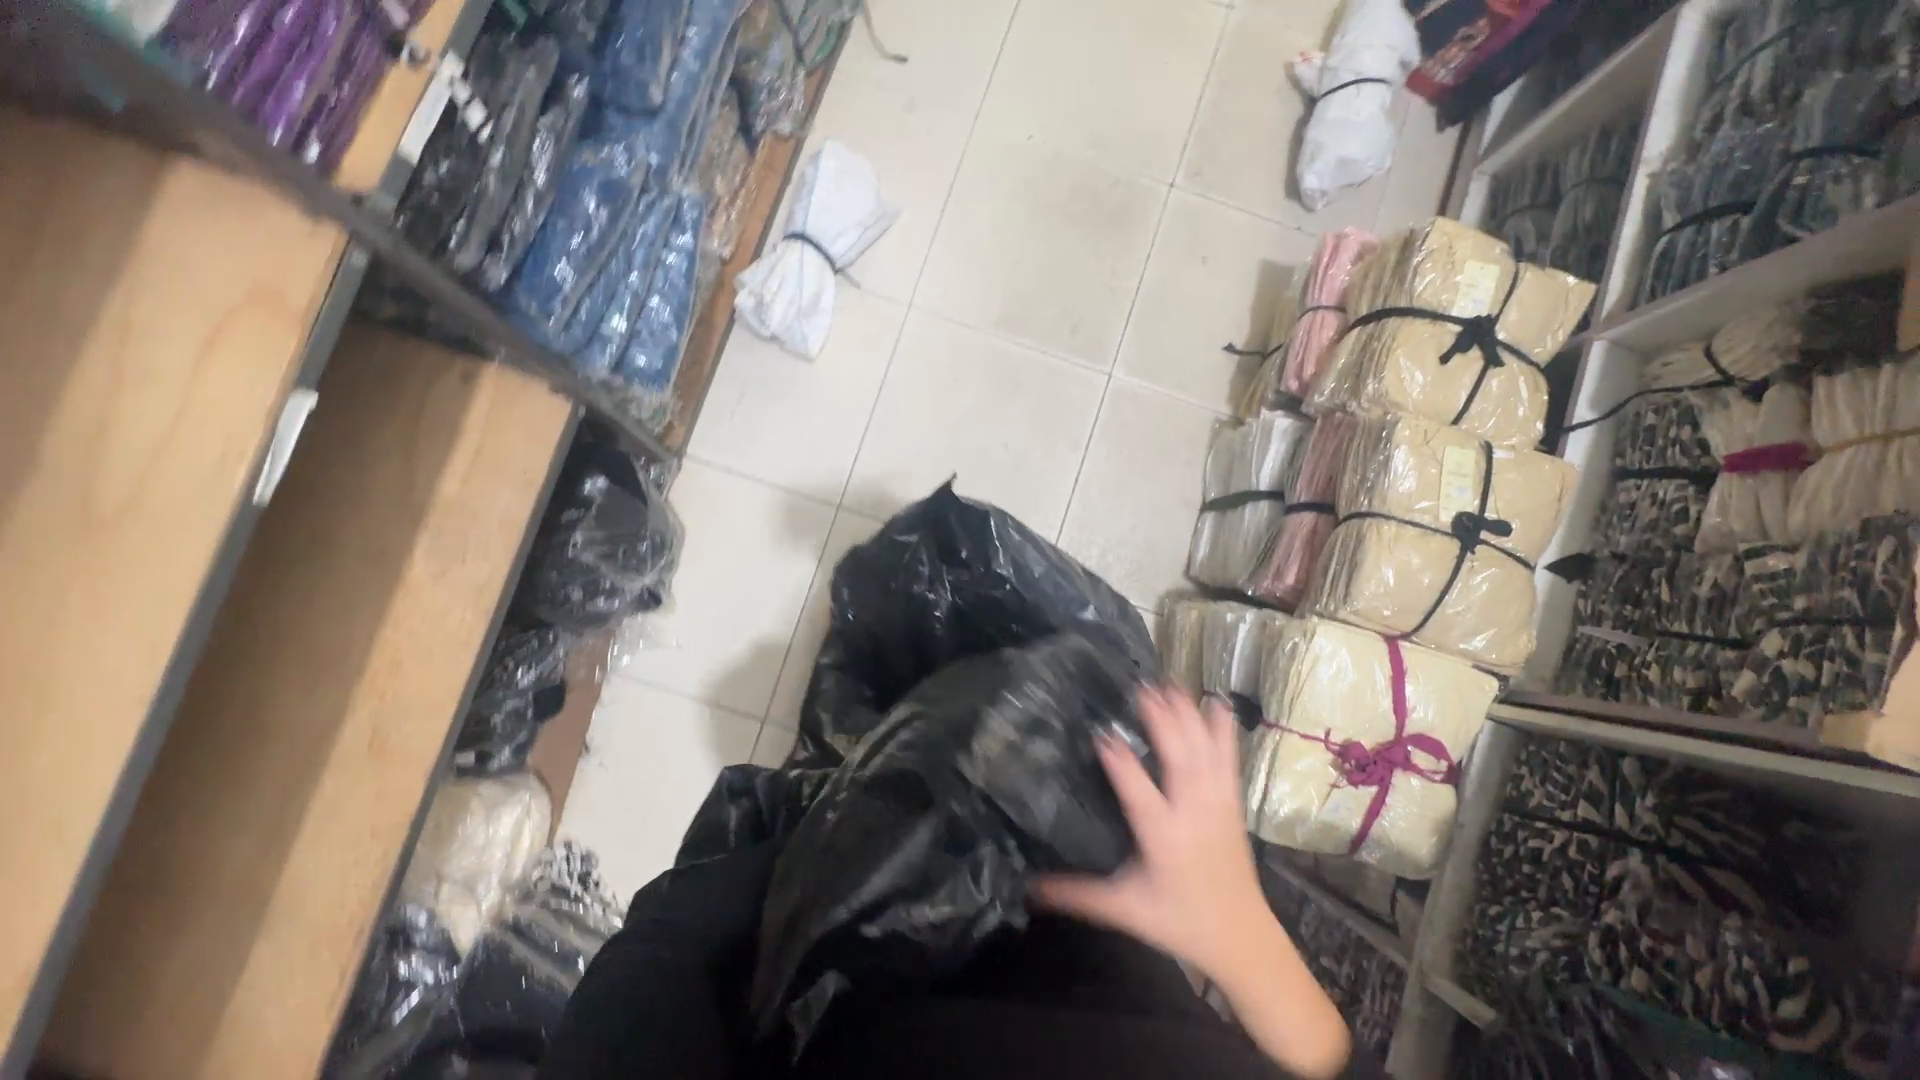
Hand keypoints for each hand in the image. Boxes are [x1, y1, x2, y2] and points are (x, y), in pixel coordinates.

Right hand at [1035, 685, 1354, 1078]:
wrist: (1241, 938)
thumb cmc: (1178, 921)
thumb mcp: (1123, 910)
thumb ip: (1076, 894)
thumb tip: (1028, 885)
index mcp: (1163, 836)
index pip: (1139, 790)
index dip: (1121, 760)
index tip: (1101, 733)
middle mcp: (1193, 813)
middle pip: (1180, 758)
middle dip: (1162, 720)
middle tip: (1141, 688)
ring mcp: (1217, 804)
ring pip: (1205, 752)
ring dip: (1188, 716)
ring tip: (1170, 684)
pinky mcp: (1232, 803)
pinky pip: (1229, 759)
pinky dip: (1222, 729)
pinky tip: (1217, 702)